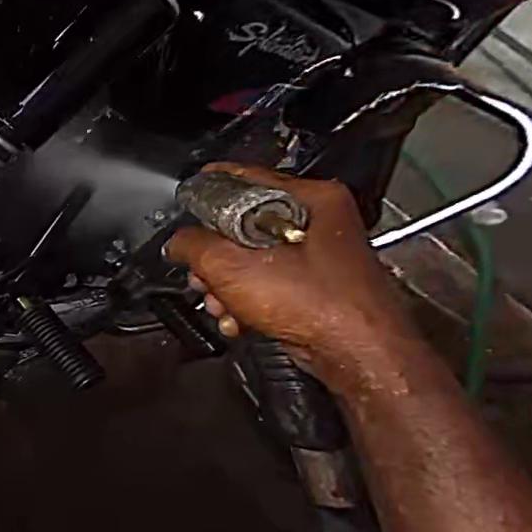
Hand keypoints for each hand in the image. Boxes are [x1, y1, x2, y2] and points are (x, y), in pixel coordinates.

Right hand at [165, 163, 420, 386]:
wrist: (354, 352)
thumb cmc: (318, 304)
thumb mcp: (228, 264)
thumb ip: (190, 245)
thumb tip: (177, 243)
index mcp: (310, 200)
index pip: (244, 179)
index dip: (208, 192)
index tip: (187, 198)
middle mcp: (317, 222)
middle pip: (237, 227)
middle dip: (211, 259)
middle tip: (204, 274)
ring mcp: (315, 254)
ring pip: (245, 260)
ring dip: (223, 286)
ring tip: (224, 304)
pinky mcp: (311, 284)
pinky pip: (261, 283)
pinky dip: (243, 302)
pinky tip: (240, 318)